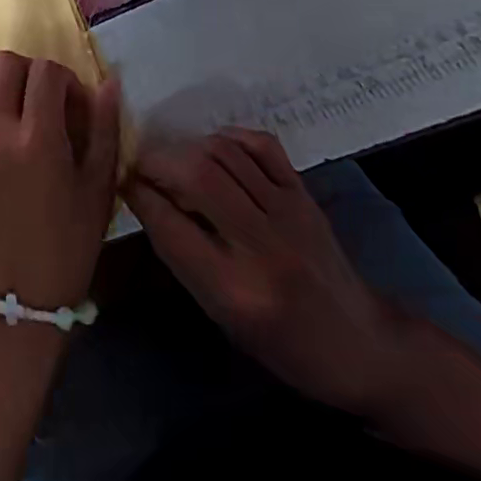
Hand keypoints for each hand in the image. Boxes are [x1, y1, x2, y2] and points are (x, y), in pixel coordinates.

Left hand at [0, 51, 122, 313]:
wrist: (17, 293)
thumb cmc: (70, 242)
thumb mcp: (99, 185)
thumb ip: (104, 126)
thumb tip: (108, 83)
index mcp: (36, 137)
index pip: (45, 70)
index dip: (69, 79)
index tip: (81, 109)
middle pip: (4, 63)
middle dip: (35, 71)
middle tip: (57, 105)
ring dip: (18, 93)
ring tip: (44, 132)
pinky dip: (6, 116)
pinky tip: (26, 154)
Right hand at [123, 129, 401, 414]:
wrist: (359, 343)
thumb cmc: (281, 343)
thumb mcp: (220, 313)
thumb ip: (182, 255)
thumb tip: (147, 198)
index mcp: (233, 288)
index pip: (170, 224)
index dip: (137, 193)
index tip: (122, 180)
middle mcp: (261, 244)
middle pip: (198, 175)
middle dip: (158, 160)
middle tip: (142, 165)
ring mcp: (288, 212)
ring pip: (226, 153)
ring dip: (189, 147)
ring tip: (174, 160)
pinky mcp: (305, 194)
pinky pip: (261, 146)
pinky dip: (229, 138)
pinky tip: (214, 149)